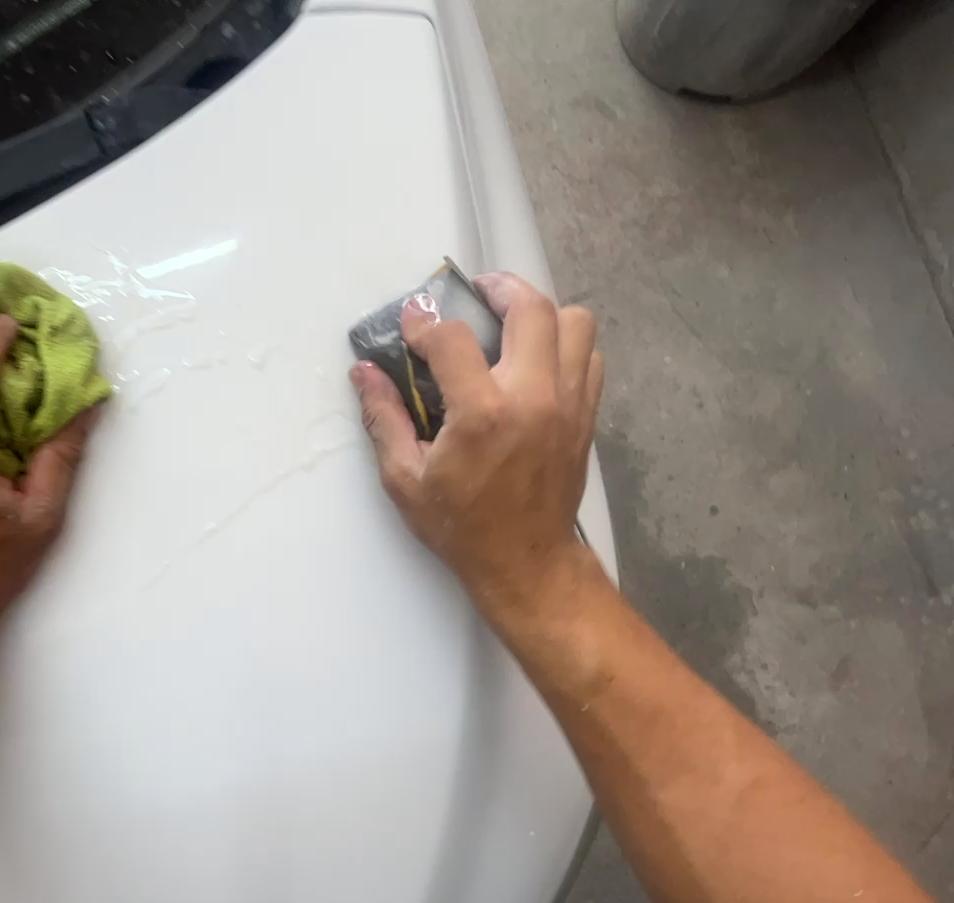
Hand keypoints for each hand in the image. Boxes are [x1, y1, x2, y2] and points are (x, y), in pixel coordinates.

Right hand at [349, 272, 602, 629]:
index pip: (453, 339)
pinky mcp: (585, 416)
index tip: (411, 323)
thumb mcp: (405, 480)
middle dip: (499, 290)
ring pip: (574, 321)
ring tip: (511, 327)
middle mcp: (533, 397)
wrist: (525, 562)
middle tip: (475, 296)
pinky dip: (564, 344)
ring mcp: (568, 404)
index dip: (425, 323)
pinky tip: (536, 361)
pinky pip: (589, 356)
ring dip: (541, 313)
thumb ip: (384, 420)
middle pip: (531, 308)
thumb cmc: (460, 526)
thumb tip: (364, 374)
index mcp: (482, 414)